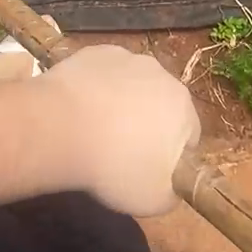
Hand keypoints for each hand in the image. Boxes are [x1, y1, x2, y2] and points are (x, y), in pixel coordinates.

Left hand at [39, 44, 198, 216]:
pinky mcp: (95, 51)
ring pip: (133, 84)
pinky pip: (105, 72)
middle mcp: (159, 72)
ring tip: (99, 127)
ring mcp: (125, 56)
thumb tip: (169, 179)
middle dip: (150, 123)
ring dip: (124, 102)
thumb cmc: (115, 166)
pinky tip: (83, 106)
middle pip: (161, 103)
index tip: (152, 169)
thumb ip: (174, 188)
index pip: (190, 134)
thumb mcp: (156, 199)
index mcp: (182, 105)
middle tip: (125, 149)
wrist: (61, 126)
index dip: (173, 156)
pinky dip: (99, 86)